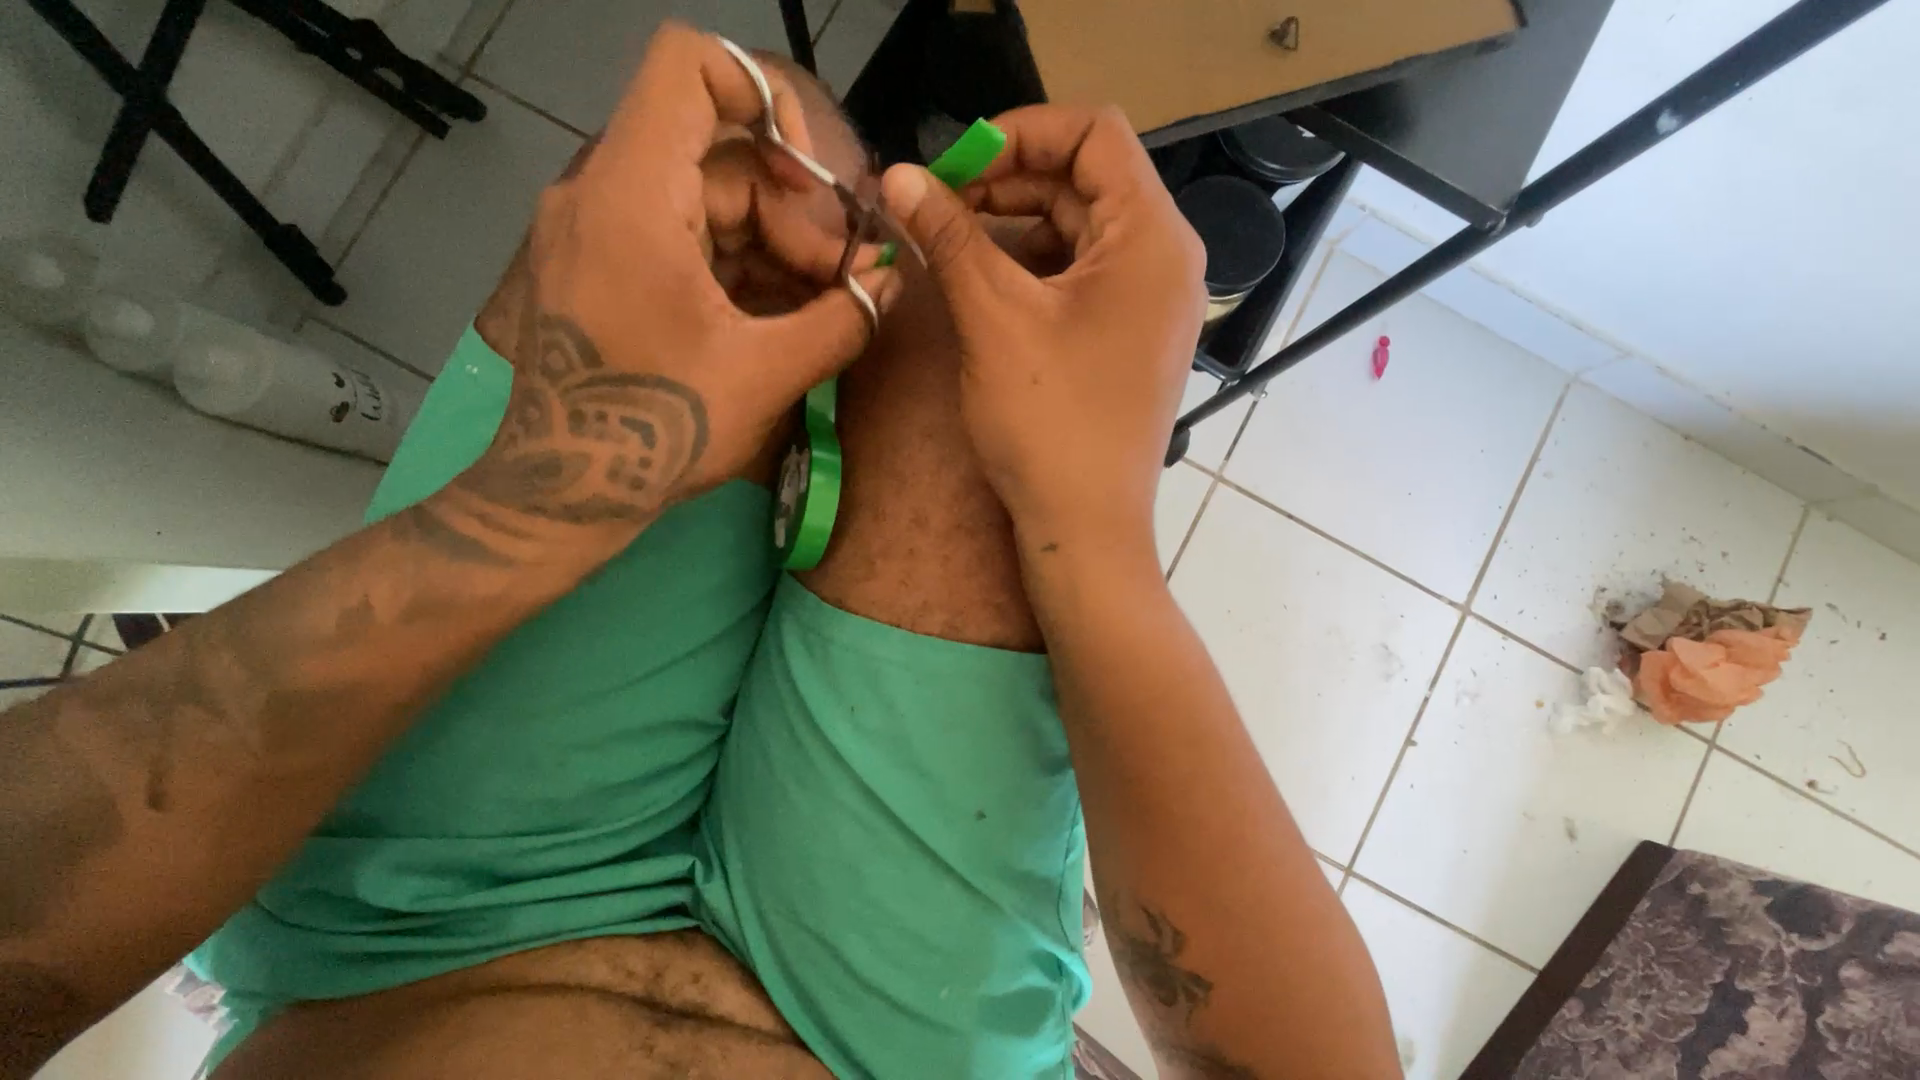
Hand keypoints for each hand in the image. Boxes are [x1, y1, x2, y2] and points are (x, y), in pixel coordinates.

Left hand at [459, 22, 897, 533]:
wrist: (562, 492)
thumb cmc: (658, 429)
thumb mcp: (766, 375)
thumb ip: (841, 319)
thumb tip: (892, 283)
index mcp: (634, 195)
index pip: (690, 67)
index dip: (766, 98)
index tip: (812, 179)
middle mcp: (604, 193)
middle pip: (719, 155)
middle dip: (795, 215)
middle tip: (843, 283)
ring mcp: (598, 232)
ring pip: (706, 202)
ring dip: (774, 248)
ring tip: (820, 309)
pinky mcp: (601, 268)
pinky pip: (681, 240)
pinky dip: (736, 267)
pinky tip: (779, 317)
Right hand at [879, 106, 1205, 548]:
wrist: (1086, 527)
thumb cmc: (1048, 422)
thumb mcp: (993, 319)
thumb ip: (949, 237)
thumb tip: (898, 175)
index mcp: (1151, 237)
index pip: (1094, 133)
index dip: (1020, 133)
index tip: (954, 164)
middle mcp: (1166, 258)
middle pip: (1087, 181)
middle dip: (1009, 180)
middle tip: (938, 202)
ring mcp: (1153, 302)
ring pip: (1082, 230)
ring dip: (1017, 224)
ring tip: (951, 239)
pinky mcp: (1132, 336)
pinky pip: (1085, 275)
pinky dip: (1035, 266)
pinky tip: (986, 280)